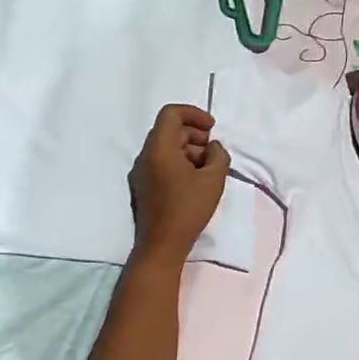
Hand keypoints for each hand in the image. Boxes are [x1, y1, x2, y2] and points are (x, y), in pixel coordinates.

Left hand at [128, 103, 229, 265]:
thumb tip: (213, 147)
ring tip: (207, 169)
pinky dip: (178, 163)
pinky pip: (160, 164)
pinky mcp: (141, 188)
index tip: (212, 128)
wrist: (160, 245)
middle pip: (168, 130)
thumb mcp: (214, 180)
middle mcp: (144, 156)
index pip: (171, 114)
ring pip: (164, 148)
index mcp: (159, 149)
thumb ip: (218, 155)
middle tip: (212, 150)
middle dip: (193, 134)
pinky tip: (194, 182)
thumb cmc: (188, 209)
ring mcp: (140, 173)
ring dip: (187, 150)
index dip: (194, 114)